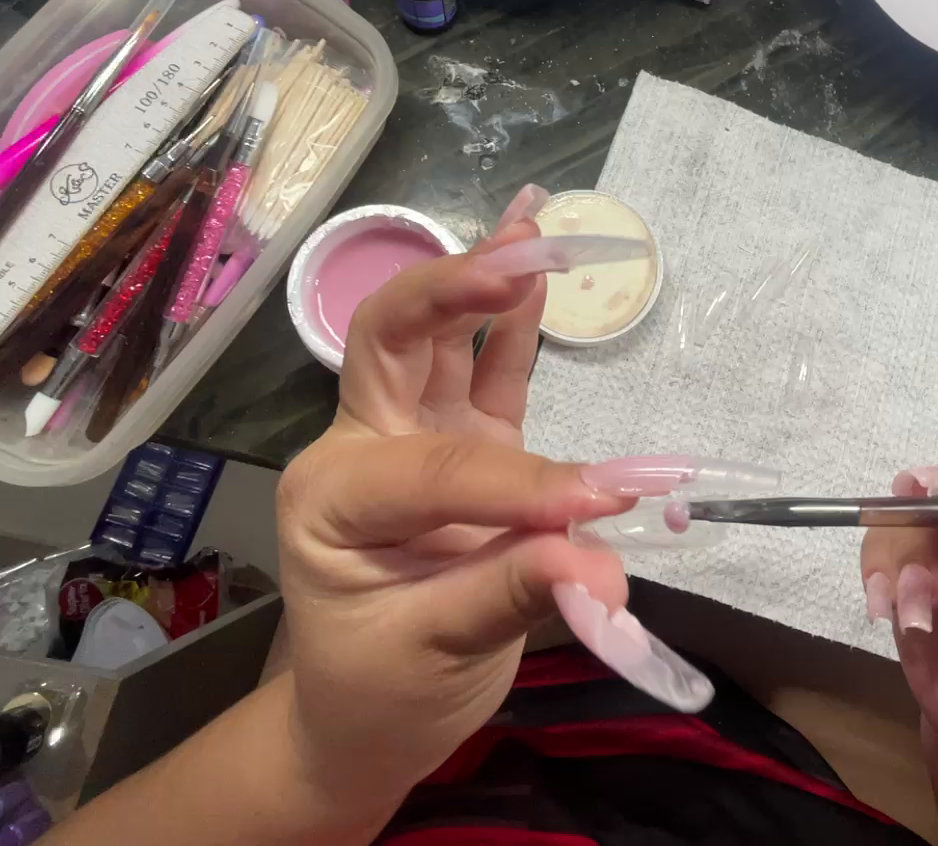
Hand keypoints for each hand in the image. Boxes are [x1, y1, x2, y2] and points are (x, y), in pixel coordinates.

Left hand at [274, 188, 638, 829]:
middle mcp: (364, 446)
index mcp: (334, 497)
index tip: (603, 506)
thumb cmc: (380, 690)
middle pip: (390, 340)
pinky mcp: (462, 442)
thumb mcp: (433, 658)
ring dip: (482, 279)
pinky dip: (511, 322)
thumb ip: (512, 595)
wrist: (367, 710)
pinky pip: (486, 370)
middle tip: (514, 260)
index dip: (523, 485)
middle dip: (448, 294)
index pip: (438, 469)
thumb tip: (603, 564)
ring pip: (433, 336)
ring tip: (530, 226)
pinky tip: (535, 274)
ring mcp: (413, 436)